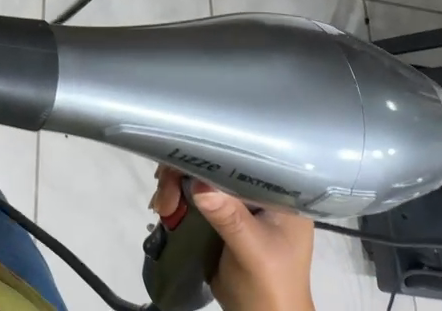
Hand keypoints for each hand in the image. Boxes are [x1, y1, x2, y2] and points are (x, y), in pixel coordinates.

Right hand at [152, 168, 315, 310]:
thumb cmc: (272, 288)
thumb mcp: (255, 253)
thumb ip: (230, 218)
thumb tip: (198, 184)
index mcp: (280, 192)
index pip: (242, 158)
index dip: (208, 153)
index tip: (178, 162)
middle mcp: (260, 192)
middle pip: (214, 165)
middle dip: (183, 175)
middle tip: (164, 199)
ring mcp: (240, 205)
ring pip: (200, 179)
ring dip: (175, 188)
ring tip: (162, 209)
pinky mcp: (222, 218)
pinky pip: (195, 197)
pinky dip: (177, 200)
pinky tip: (165, 210)